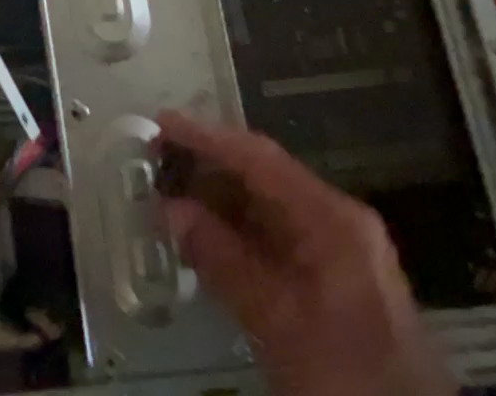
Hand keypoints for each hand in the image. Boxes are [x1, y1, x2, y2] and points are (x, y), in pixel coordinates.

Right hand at [157, 113, 455, 395]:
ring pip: (265, 207)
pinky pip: (272, 237)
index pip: (260, 160)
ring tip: (163, 192)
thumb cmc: (344, 371)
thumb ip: (223, 261)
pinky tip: (199, 237)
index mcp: (332, 219)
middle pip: (263, 176)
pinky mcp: (329, 279)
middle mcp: (337, 221)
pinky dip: (233, 232)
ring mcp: (336, 250)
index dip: (208, 138)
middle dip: (207, 165)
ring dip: (216, 200)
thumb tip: (171, 210)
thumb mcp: (278, 319)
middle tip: (151, 159)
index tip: (160, 123)